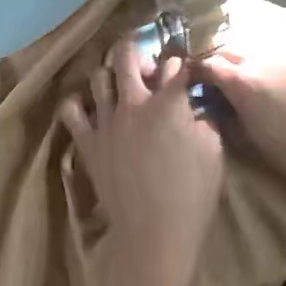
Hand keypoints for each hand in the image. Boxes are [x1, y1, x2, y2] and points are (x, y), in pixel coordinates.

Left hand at [60, 39, 224, 285]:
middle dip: (139, 51)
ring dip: (112, 75)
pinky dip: (80, 103)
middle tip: (149, 68)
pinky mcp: (88, 143)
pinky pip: (71, 110)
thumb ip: (203, 118)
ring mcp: (106, 120)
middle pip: (127, 55)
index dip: (183, 64)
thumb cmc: (192, 192)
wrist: (153, 233)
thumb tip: (194, 107)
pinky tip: (92, 109)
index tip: (186, 72)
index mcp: (169, 101)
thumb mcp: (214, 149)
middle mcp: (134, 102)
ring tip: (122, 88)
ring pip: (99, 76)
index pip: (176, 64)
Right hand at [198, 45, 285, 198]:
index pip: (208, 64)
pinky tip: (270, 66)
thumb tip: (210, 102)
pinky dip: (267, 52)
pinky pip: (277, 43)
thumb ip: (223, 113)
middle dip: (218, 59)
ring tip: (244, 69)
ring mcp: (285, 49)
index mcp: (242, 81)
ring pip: (252, 41)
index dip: (196, 71)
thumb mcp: (246, 137)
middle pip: (228, 47)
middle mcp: (261, 57)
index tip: (193, 78)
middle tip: (217, 75)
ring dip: (242, 53)